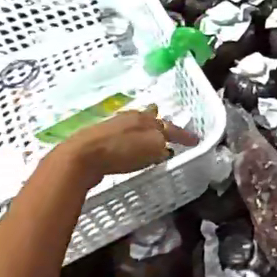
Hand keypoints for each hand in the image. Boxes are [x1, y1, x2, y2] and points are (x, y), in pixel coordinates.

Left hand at [43, 107, 198, 183]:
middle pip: (151, 119)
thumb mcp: (151, 149)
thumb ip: (162, 147)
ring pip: (135, 126)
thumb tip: (165, 148)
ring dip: (145, 131)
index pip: (171, 126)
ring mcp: (111, 127)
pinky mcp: (97, 140)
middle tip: (170, 129)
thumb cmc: (121, 151)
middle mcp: (130, 119)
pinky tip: (127, 148)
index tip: (196, 141)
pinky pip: (122, 137)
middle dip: (161, 124)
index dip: (184, 135)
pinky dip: (130, 141)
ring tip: (151, 137)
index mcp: (146, 119)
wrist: (80, 157)